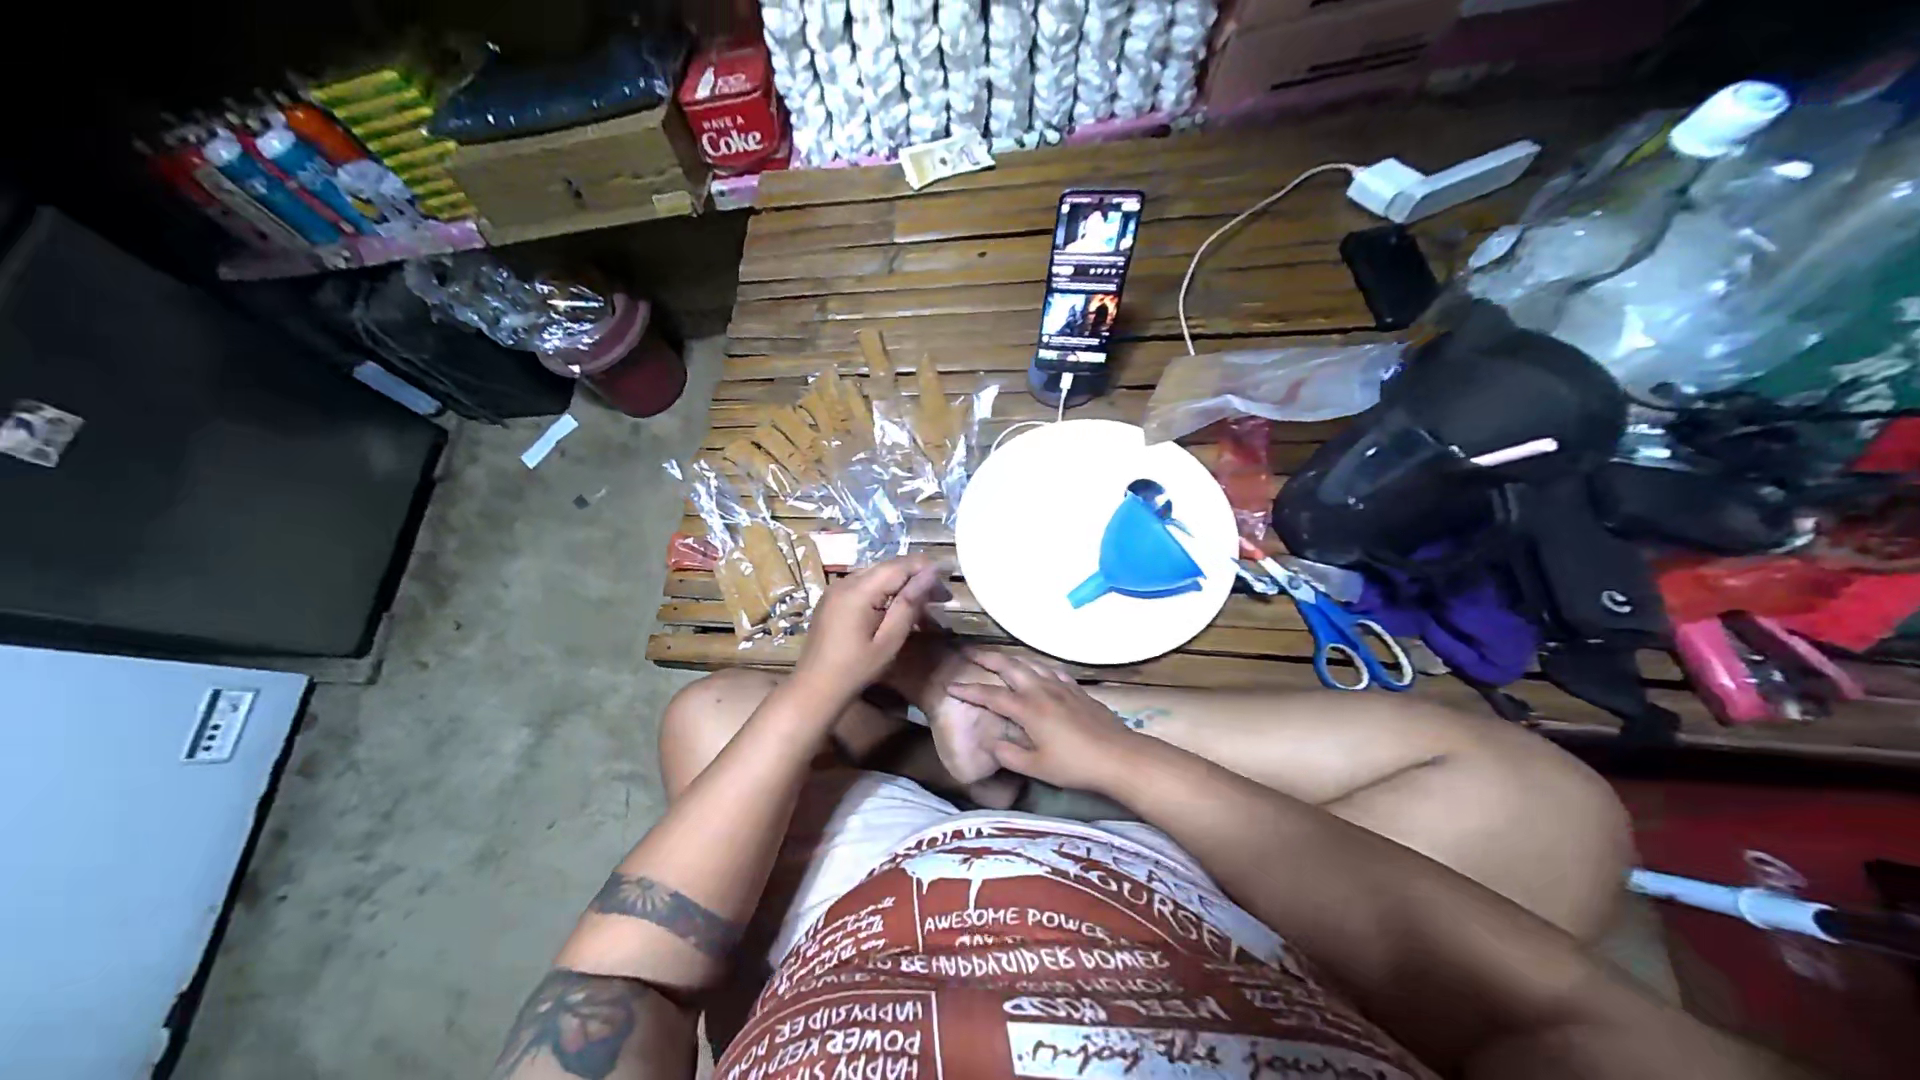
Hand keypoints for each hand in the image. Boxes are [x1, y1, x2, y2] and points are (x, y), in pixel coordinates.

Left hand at [796, 555, 948, 699]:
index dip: (925, 569)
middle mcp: (844, 581)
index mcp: (858, 590)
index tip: (946, 586)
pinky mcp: (832, 598)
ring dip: (900, 586)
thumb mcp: (889, 640)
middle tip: (940, 600)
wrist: (814, 688)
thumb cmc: (855, 669)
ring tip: (922, 608)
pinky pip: (863, 585)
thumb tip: (930, 574)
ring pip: (876, 575)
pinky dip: (883, 592)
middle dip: (915, 578)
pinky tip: (896, 611)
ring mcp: (835, 589)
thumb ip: (909, 604)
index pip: (898, 565)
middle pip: (887, 567)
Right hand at [944, 650, 1139, 793]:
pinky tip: (1038, 671)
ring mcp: (1061, 687)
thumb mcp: (1036, 767)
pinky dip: (1037, 667)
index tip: (951, 686)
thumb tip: (990, 743)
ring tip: (999, 658)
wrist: (1118, 756)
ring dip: (1011, 659)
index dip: (969, 690)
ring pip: (1031, 665)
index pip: (991, 695)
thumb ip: (1008, 754)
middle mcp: (1041, 690)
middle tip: (969, 652)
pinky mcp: (1077, 690)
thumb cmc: (1074, 765)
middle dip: (987, 658)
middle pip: (1009, 667)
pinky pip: (1051, 671)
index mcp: (1027, 709)